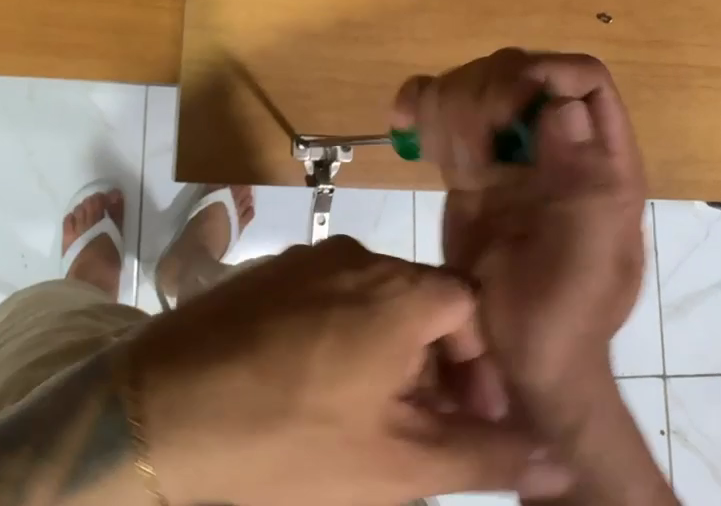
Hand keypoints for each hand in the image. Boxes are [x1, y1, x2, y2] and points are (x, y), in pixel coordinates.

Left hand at [126, 237, 570, 505]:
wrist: (162, 410)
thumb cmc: (291, 437)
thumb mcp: (399, 462)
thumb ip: (485, 455)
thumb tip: (558, 459)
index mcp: (395, 289)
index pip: (469, 307)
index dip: (484, 367)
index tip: (477, 423)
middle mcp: (351, 257)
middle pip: (420, 303)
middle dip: (438, 368)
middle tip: (429, 434)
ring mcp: (300, 262)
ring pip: (371, 303)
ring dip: (389, 357)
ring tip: (375, 422)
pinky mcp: (261, 276)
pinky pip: (325, 300)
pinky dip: (343, 341)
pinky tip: (321, 393)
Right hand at [392, 49, 648, 441]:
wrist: (514, 357)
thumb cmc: (560, 318)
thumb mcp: (585, 262)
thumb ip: (584, 188)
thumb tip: (562, 108)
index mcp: (599, 161)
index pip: (582, 78)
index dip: (540, 76)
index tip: (502, 115)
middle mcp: (554, 146)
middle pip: (517, 69)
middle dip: (482, 96)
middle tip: (469, 151)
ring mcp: (507, 154)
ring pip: (473, 82)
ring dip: (444, 106)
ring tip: (438, 156)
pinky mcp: (466, 167)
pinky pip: (438, 109)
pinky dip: (417, 105)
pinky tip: (403, 130)